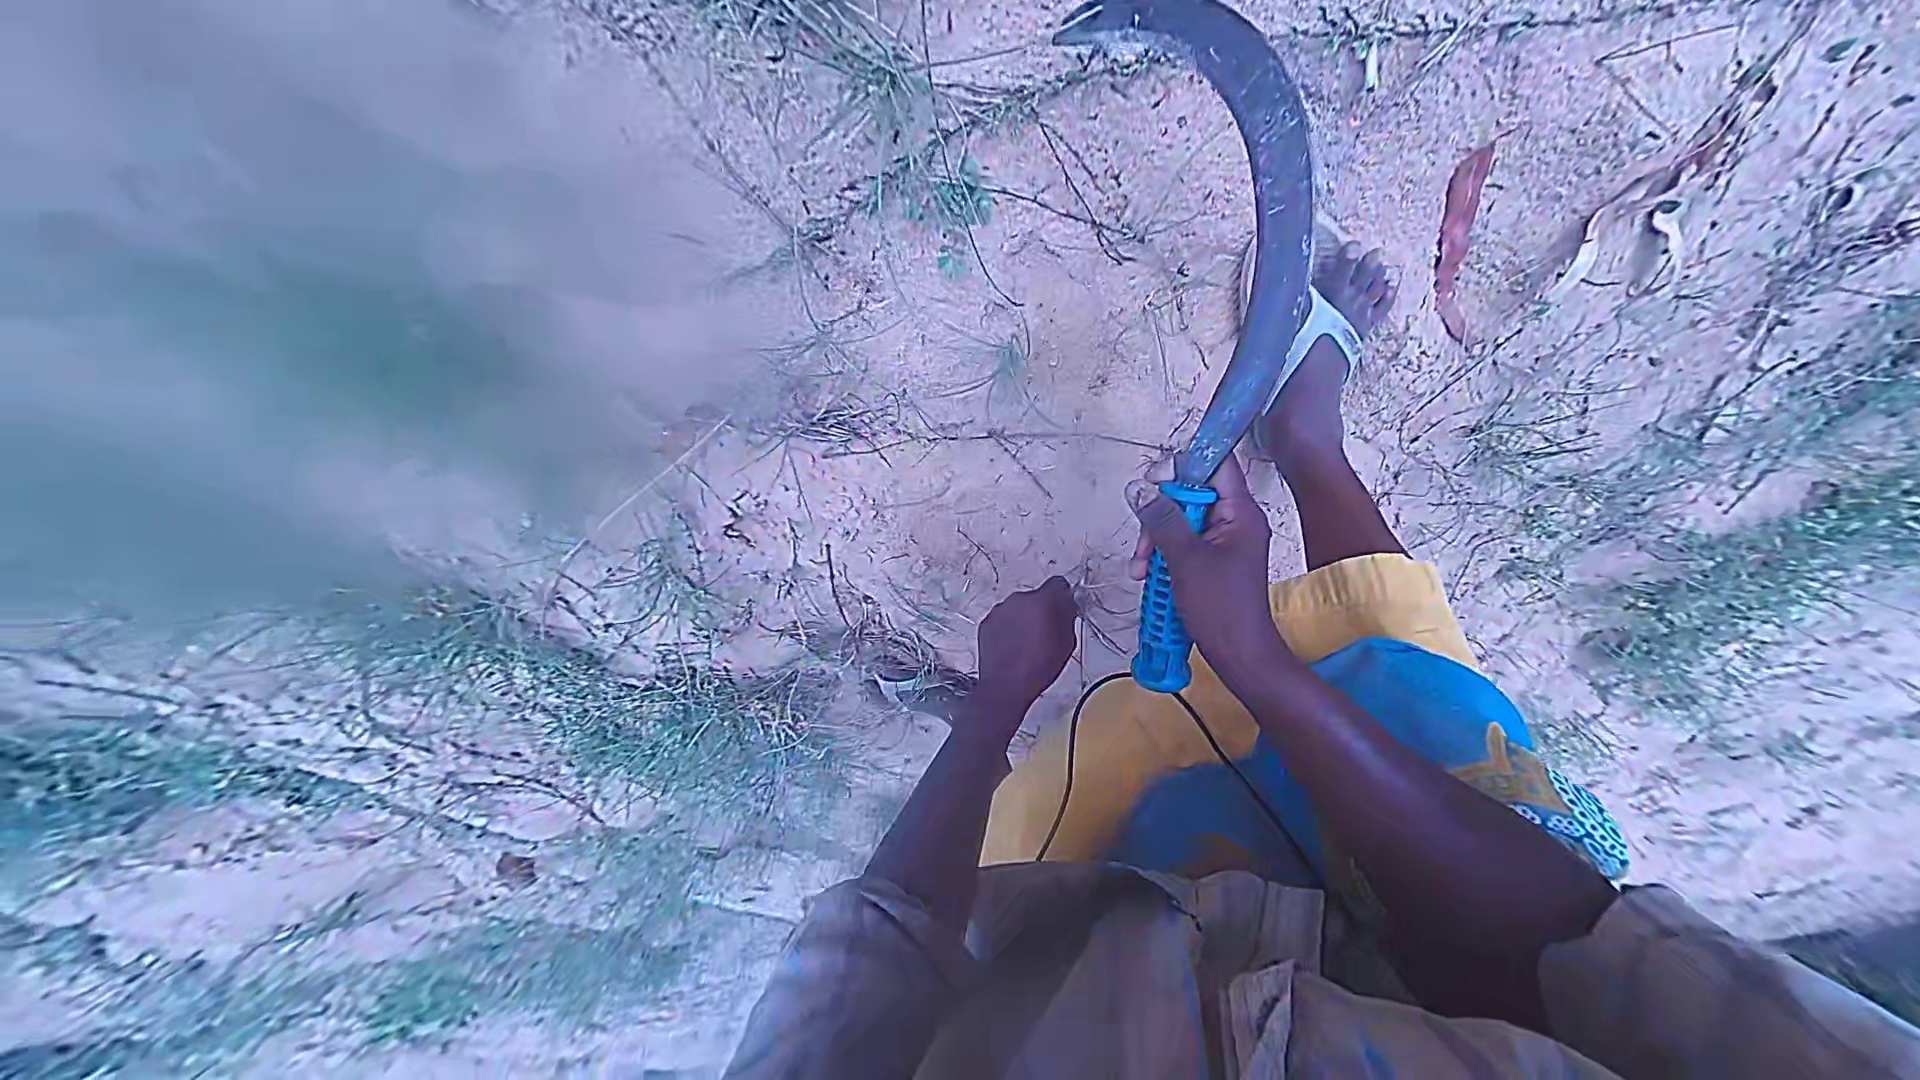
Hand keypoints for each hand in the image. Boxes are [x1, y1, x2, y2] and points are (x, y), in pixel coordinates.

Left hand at [964, 576, 1076, 745]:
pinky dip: (1008, 628)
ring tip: (1028, 643)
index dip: (1062, 597)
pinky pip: (1002, 619)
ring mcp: (1000, 610)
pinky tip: (1013, 646)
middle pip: (1036, 596)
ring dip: (1023, 618)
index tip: (1064, 608)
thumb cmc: (1038, 666)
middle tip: (1047, 632)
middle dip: (1042, 609)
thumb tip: (1066, 607)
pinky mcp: (986, 622)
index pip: (1058, 584)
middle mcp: (1019, 599)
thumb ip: (1067, 617)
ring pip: (1018, 607)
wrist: (1006, 685)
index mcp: (1043, 600)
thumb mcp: (1067, 642)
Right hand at [1127, 453, 1285, 682]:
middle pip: (1190, 495)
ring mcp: (1223, 541)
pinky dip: (1162, 554)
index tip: (1156, 479)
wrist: (1237, 653)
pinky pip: (1181, 543)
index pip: (1216, 466)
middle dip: (1160, 514)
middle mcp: (1234, 521)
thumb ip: (1161, 519)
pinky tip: (1147, 573)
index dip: (1185, 465)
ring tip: (1142, 565)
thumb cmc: (1221, 607)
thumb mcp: (1185, 558)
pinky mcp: (1211, 559)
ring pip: (1180, 521)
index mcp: (1241, 513)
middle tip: (1145, 538)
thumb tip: (1139, 488)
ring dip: (1155, 539)